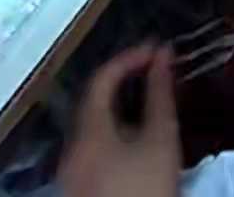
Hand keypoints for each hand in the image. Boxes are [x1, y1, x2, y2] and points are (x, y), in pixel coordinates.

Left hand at [59, 45, 179, 196]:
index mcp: (87, 134)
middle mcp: (70, 151)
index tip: (159, 50)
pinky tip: (138, 127)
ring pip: (93, 121)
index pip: (102, 78)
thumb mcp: (161, 136)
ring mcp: (70, 174)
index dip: (130, 57)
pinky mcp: (78, 189)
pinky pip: (93, 142)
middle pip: (93, 99)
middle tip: (157, 66)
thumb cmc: (148, 188)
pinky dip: (115, 122)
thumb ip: (160, 91)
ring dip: (121, 100)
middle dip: (125, 77)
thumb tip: (163, 53)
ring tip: (152, 91)